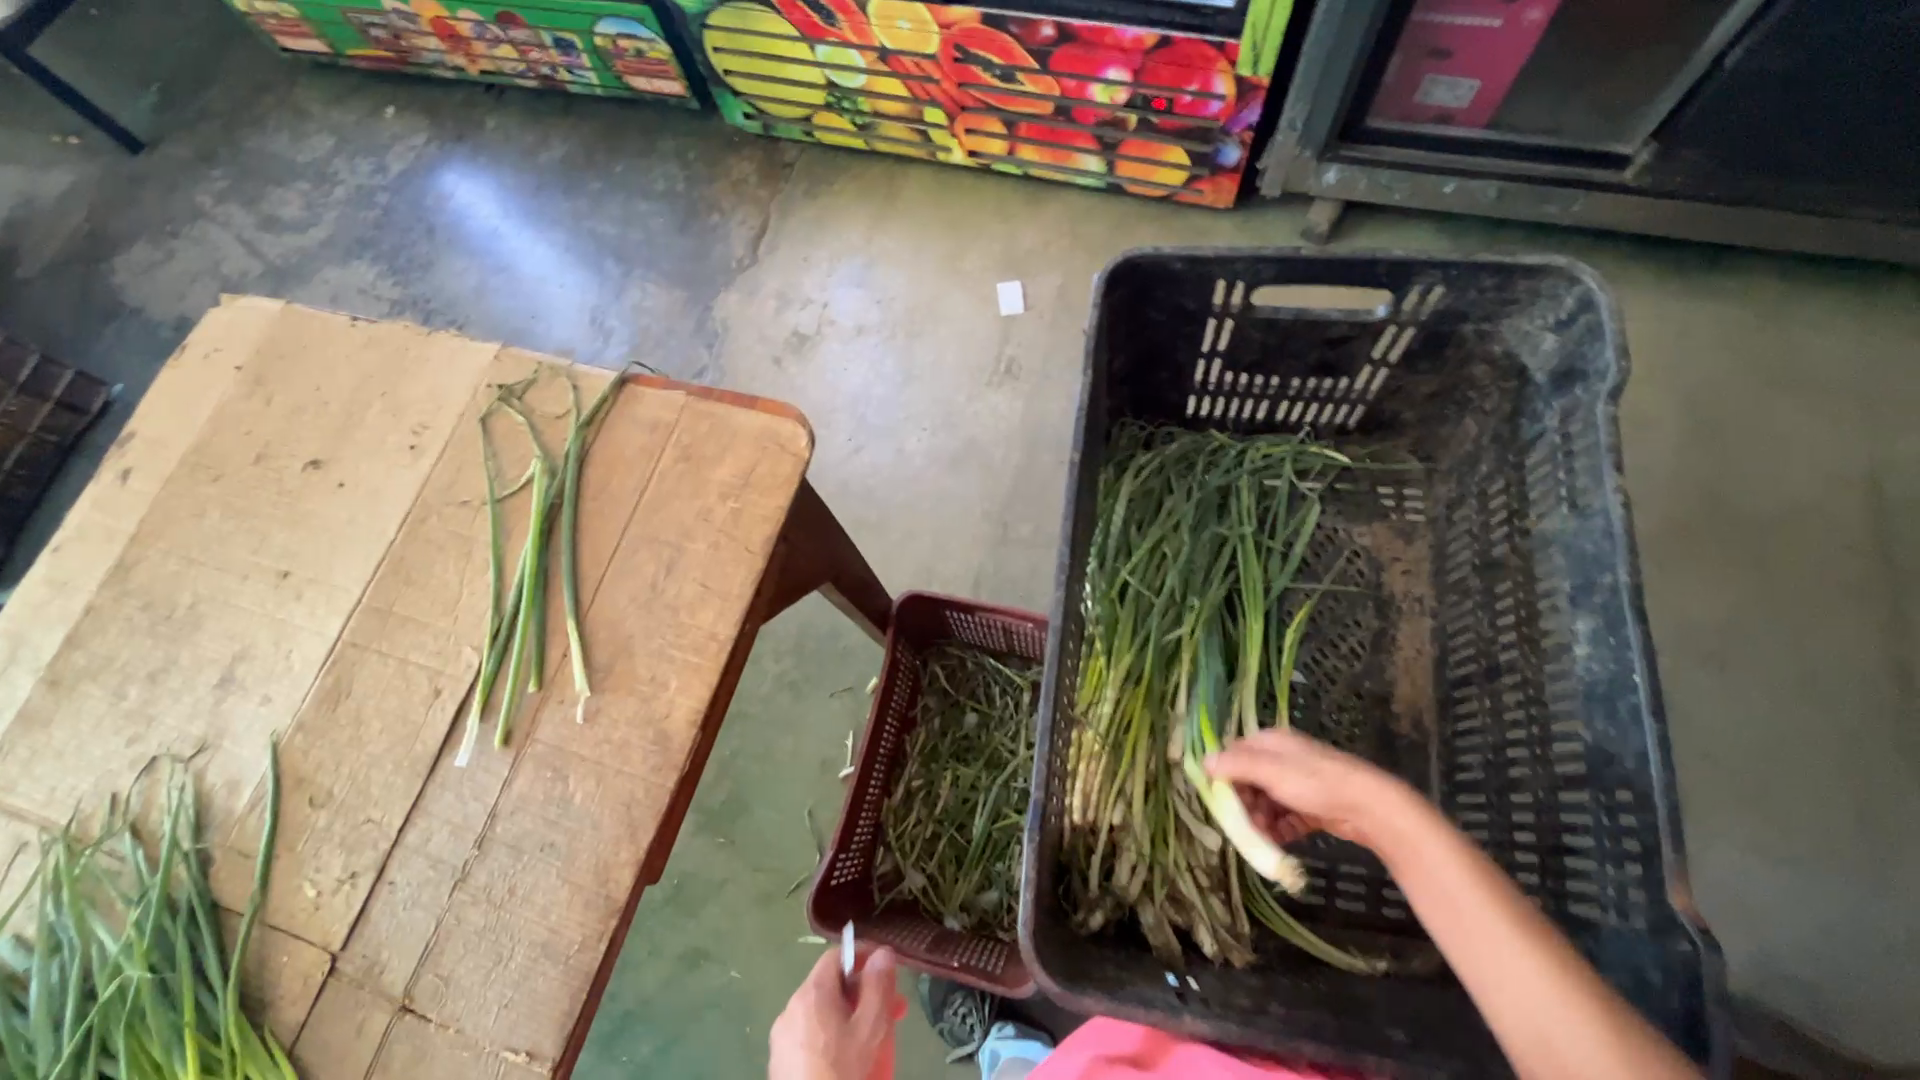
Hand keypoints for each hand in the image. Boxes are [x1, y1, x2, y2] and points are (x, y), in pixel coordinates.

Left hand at [769, 944, 904, 1079]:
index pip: (836, 955)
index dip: (863, 955)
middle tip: (892, 1009)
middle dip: (863, 992)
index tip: (887, 967)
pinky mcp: (780, 1060)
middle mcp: (790, 1008)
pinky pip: (809, 1034)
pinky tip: (846, 1056)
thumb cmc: (843, 1071)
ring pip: (820, 1012)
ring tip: (873, 1036)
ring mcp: (782, 1036)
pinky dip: (830, 1034)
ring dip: (848, 1014)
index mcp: (811, 993)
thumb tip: (882, 953)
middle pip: (829, 985)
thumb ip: (879, 986)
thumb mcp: (871, 1028)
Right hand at [1206, 728, 1411, 849]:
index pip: (1234, 756)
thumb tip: (1203, 761)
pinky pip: (1285, 818)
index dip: (1224, 779)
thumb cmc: (1317, 784)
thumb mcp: (1271, 771)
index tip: (1221, 803)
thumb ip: (1236, 765)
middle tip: (1244, 825)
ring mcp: (1298, 783)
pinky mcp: (1311, 806)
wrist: (1370, 807)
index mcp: (1270, 743)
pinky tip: (1279, 843)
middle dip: (1244, 805)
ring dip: (1260, 821)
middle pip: (1248, 782)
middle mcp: (1282, 759)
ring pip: (1266, 803)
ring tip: (1263, 838)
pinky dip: (1279, 830)